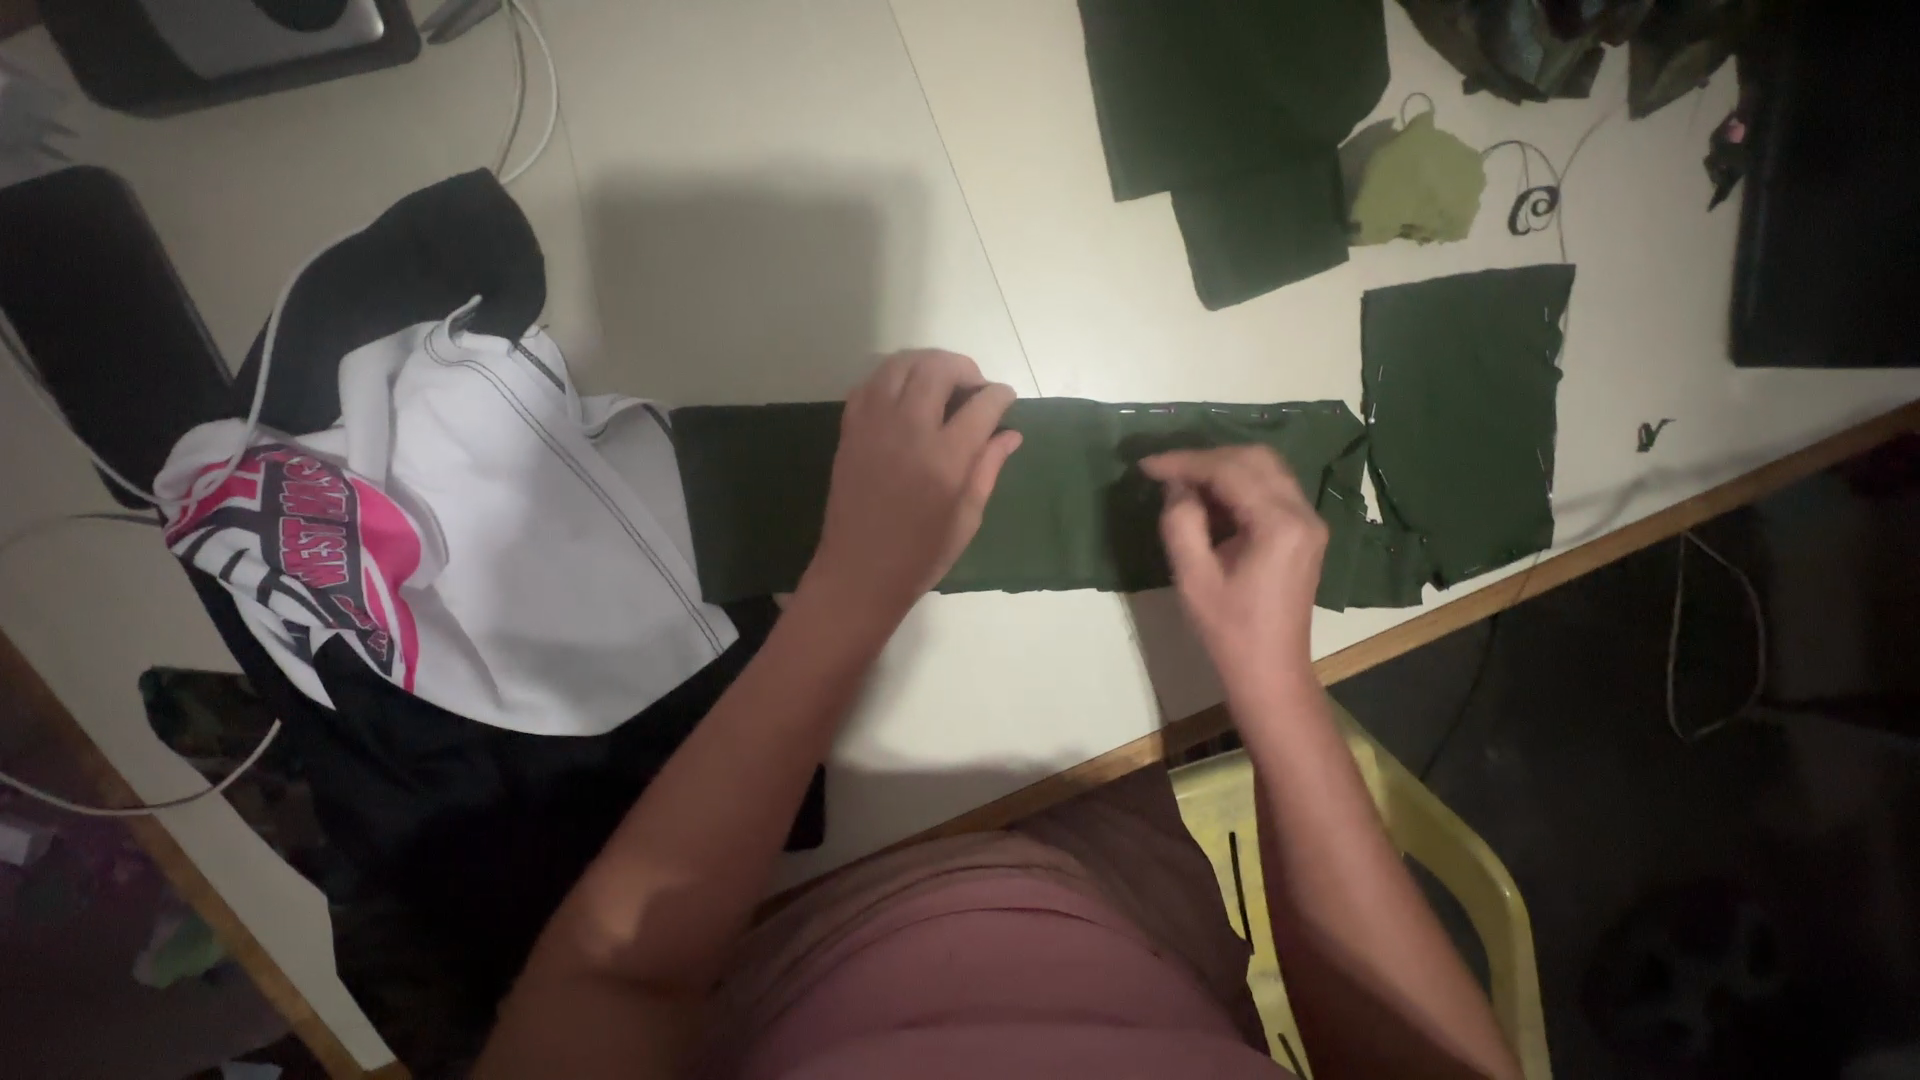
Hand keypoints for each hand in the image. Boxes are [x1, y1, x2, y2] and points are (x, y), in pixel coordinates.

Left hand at [799, 350, 1021, 634]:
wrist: (860, 571)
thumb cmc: (922, 554)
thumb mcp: (968, 517)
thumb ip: (988, 467)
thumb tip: (1009, 433)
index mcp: (945, 458)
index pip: (982, 404)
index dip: (1000, 396)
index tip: (1005, 399)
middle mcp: (909, 431)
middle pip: (938, 369)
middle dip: (964, 368)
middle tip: (974, 388)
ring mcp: (874, 426)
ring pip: (900, 365)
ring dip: (927, 363)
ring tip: (941, 383)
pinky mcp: (851, 430)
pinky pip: (871, 384)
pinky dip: (893, 378)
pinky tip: (906, 396)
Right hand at [1142, 446, 1327, 701]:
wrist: (1269, 668)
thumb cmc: (1228, 628)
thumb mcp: (1193, 576)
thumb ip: (1181, 522)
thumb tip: (1176, 486)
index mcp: (1279, 524)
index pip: (1229, 470)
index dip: (1184, 462)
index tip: (1146, 466)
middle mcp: (1303, 513)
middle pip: (1254, 458)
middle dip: (1205, 459)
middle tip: (1165, 473)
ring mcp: (1308, 521)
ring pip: (1265, 469)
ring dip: (1222, 468)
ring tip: (1182, 485)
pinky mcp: (1304, 531)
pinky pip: (1271, 488)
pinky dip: (1238, 485)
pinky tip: (1208, 501)